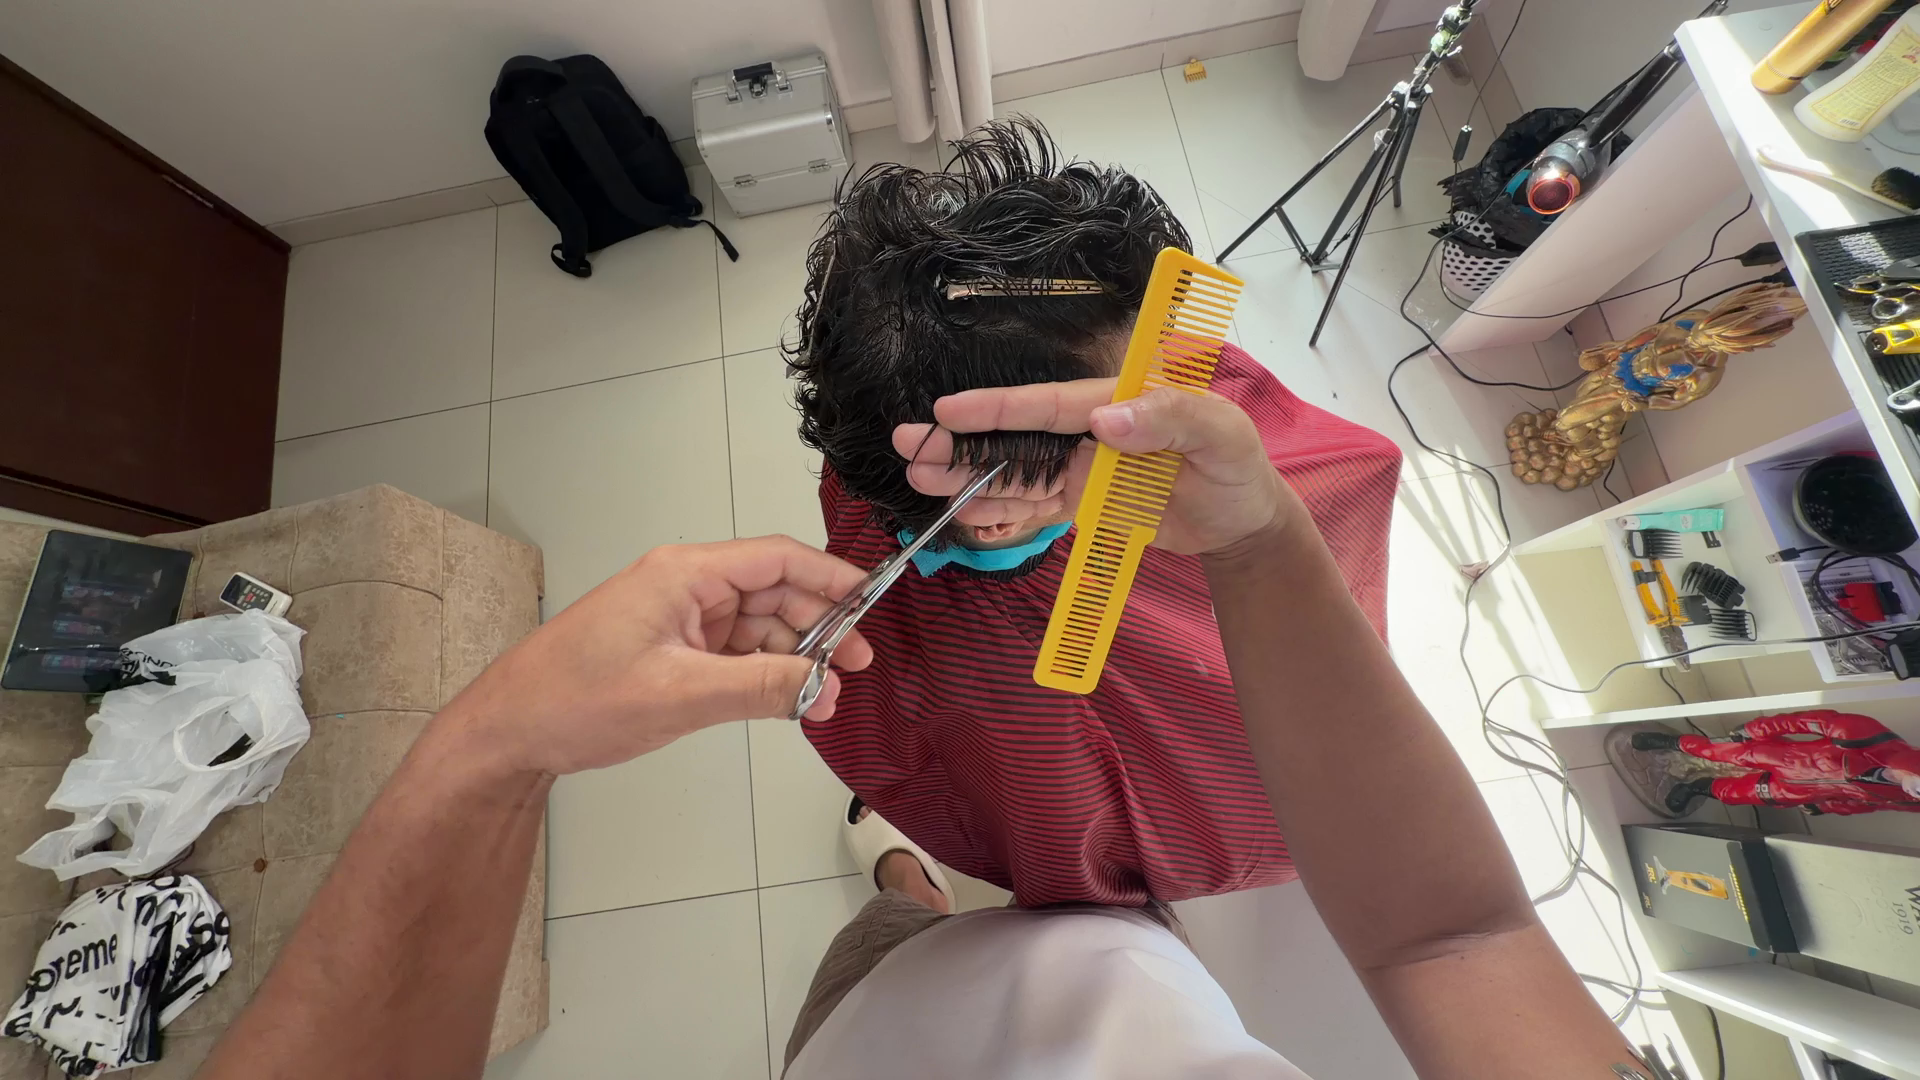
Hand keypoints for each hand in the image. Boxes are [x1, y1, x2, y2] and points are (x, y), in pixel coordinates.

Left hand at [446, 536, 873, 776]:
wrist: (507, 734)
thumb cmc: (575, 699)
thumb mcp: (680, 694)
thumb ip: (761, 686)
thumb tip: (825, 687)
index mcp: (686, 573)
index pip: (776, 558)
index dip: (830, 576)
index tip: (871, 600)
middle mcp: (689, 586)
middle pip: (774, 592)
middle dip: (819, 627)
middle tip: (854, 666)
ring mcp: (683, 618)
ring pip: (760, 625)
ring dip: (795, 656)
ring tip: (823, 694)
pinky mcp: (678, 647)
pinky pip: (739, 651)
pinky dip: (767, 672)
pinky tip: (789, 696)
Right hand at [891, 379, 1302, 555]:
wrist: (1240, 526)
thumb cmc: (1238, 474)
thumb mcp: (1223, 439)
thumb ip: (1172, 420)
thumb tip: (1104, 421)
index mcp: (1119, 404)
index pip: (1049, 405)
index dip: (997, 408)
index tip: (947, 410)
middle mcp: (1089, 434)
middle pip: (1017, 437)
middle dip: (963, 443)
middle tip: (910, 448)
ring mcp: (1081, 471)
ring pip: (1015, 472)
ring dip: (969, 477)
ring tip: (922, 478)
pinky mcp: (1081, 503)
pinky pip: (1034, 506)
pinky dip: (1000, 509)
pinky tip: (965, 509)